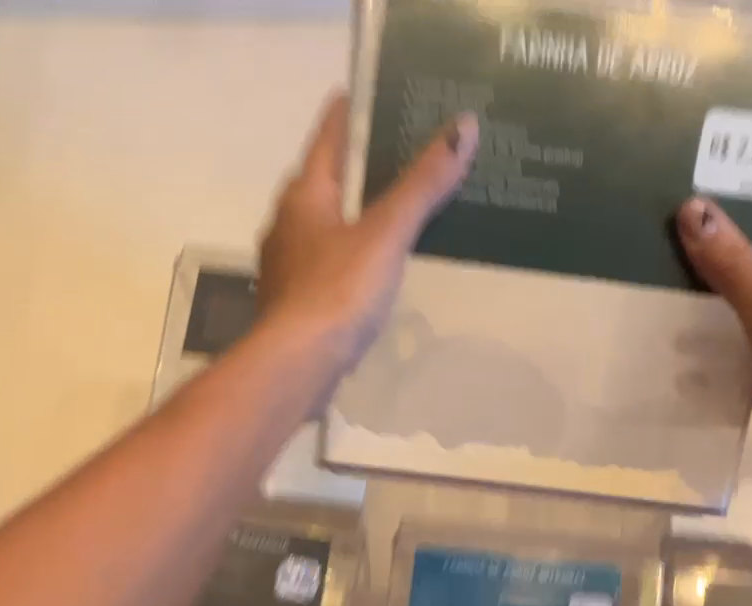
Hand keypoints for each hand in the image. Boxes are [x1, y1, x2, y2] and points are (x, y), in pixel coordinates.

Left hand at [256, 93, 478, 374]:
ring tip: (400, 204)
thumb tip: (463, 126)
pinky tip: (377, 263)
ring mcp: (288, 264)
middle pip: (329, 179)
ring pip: (328, 224)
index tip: (380, 92)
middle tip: (407, 150)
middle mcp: (288, 222)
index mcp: (304, 194)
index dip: (353, 110)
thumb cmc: (337, 291)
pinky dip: (353, 253)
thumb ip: (423, 184)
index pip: (329, 135)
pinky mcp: (297, 300)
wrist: (296, 366)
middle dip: (363, 165)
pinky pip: (330, 262)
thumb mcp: (386, 233)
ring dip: (358, 213)